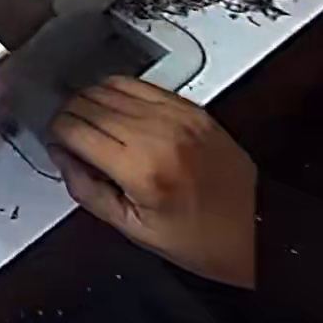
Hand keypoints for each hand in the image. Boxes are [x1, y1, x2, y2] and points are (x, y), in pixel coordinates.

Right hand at [47, 76, 256, 288]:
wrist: (268, 232)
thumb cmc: (202, 240)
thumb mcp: (136, 231)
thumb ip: (86, 191)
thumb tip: (59, 154)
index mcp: (139, 169)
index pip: (71, 128)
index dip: (55, 134)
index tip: (58, 145)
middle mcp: (153, 134)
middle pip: (83, 103)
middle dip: (67, 116)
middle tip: (70, 135)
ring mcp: (172, 115)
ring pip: (102, 87)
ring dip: (86, 100)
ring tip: (89, 121)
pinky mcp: (186, 106)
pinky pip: (131, 82)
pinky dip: (112, 90)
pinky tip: (112, 108)